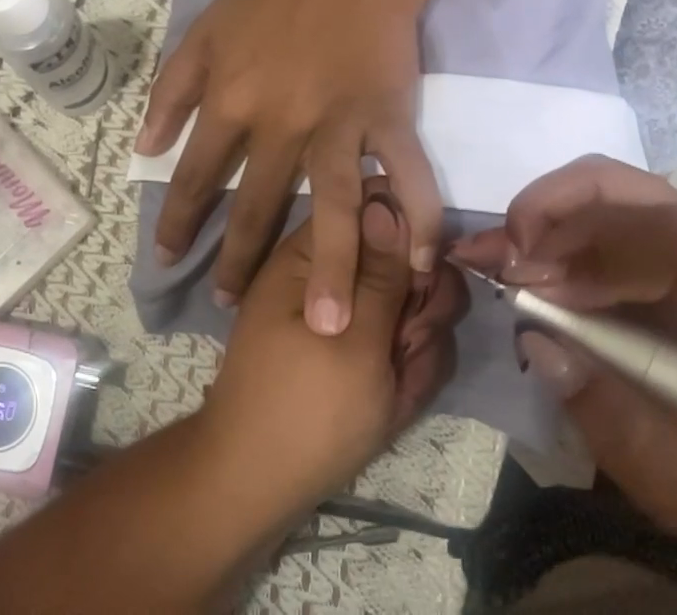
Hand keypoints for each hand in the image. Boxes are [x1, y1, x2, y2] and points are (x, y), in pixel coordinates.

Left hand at [136, 0, 443, 332]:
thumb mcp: (204, 31)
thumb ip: (170, 90)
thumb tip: (145, 148)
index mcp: (230, 99)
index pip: (195, 177)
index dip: (180, 222)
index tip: (170, 259)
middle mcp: (280, 123)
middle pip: (257, 208)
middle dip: (240, 263)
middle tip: (228, 306)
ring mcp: (339, 124)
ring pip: (331, 209)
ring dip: (329, 272)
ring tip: (325, 330)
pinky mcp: (389, 118)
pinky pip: (406, 178)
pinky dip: (419, 222)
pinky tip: (420, 272)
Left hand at [198, 182, 466, 510]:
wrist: (256, 481)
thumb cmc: (304, 408)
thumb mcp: (355, 340)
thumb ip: (383, 274)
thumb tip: (388, 196)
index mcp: (315, 255)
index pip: (380, 211)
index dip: (411, 243)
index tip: (418, 286)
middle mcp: (330, 277)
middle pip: (406, 266)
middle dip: (421, 311)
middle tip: (402, 349)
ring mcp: (343, 317)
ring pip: (410, 312)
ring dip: (415, 349)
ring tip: (392, 387)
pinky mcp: (352, 353)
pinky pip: (396, 347)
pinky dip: (402, 375)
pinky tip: (391, 403)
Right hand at [450, 156, 676, 552]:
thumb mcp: (675, 471)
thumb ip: (605, 405)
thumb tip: (535, 339)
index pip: (650, 230)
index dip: (574, 244)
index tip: (519, 283)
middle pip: (619, 188)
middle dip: (545, 212)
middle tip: (502, 260)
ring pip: (610, 197)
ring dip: (546, 223)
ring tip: (499, 262)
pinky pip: (613, 227)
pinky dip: (563, 241)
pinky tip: (530, 273)